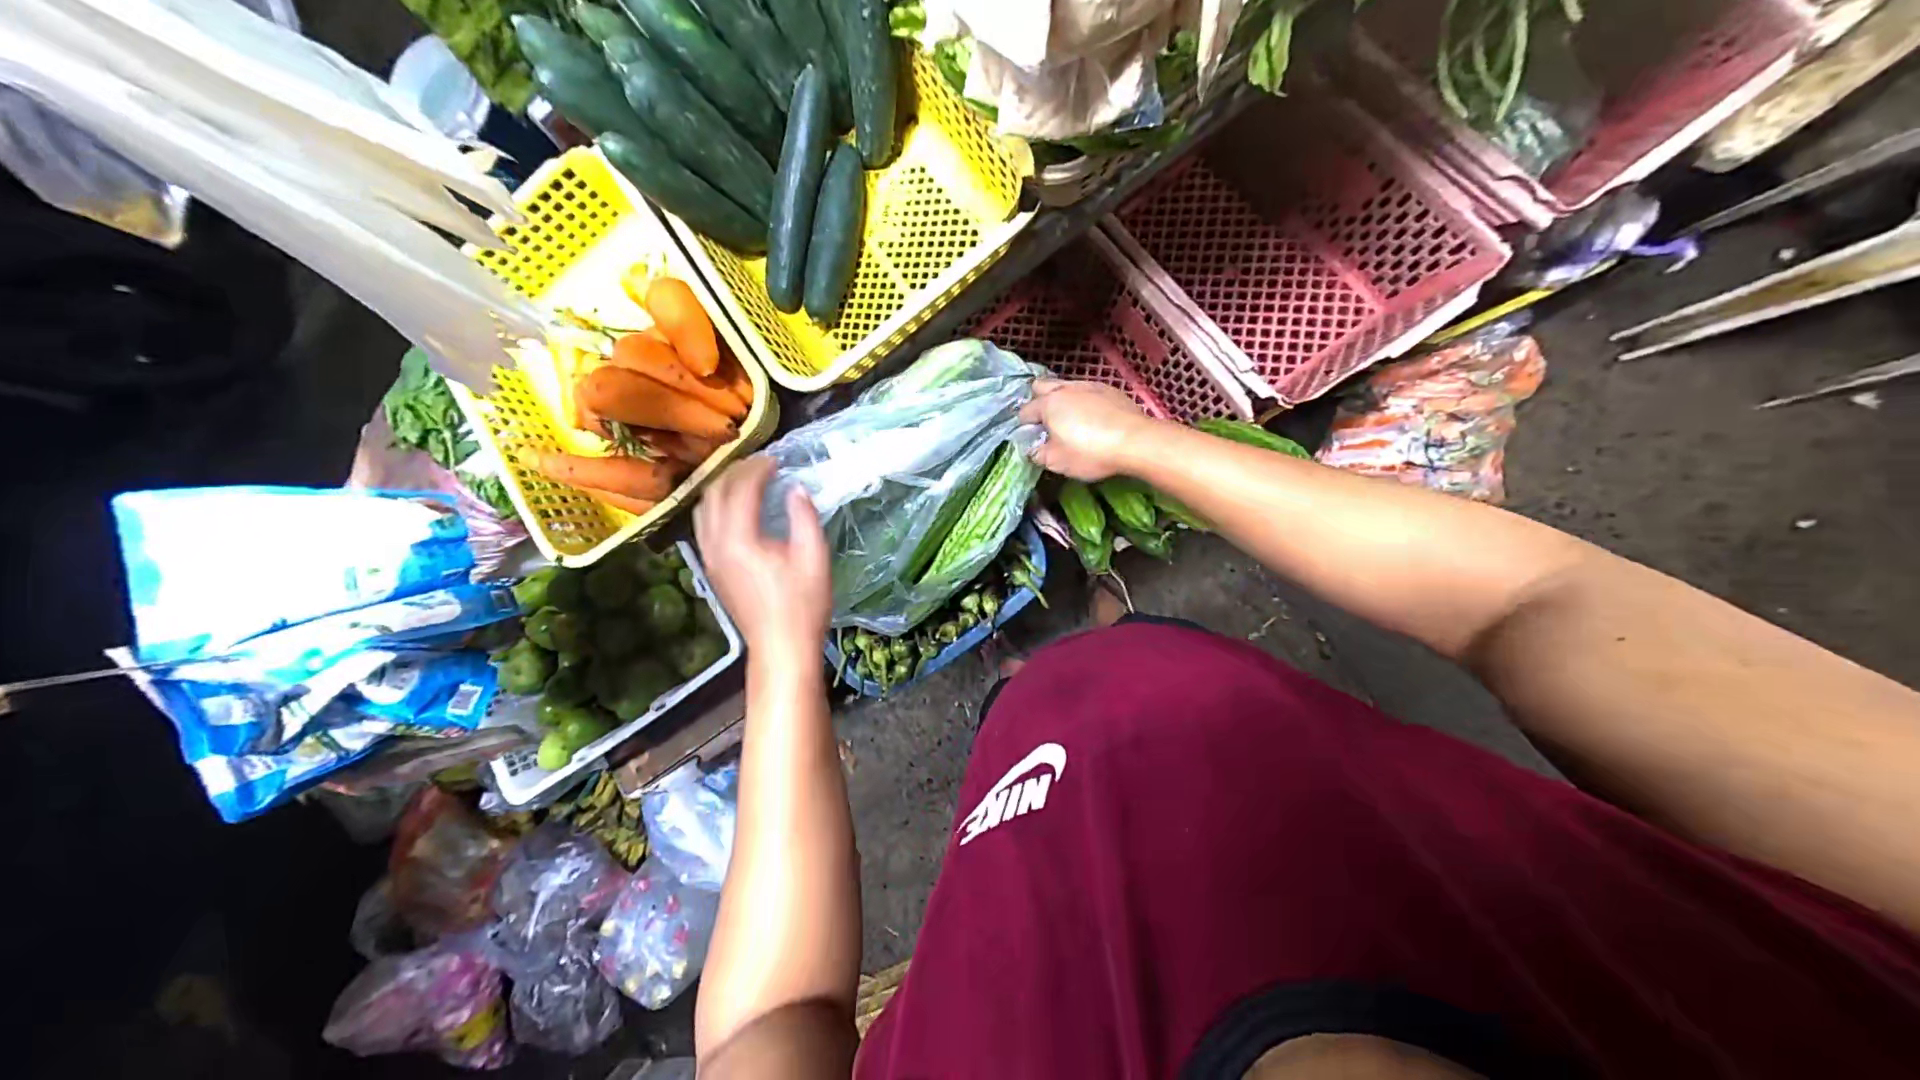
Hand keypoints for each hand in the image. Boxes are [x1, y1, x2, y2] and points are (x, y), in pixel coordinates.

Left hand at [694, 456, 830, 659]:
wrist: (781, 648)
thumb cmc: (802, 604)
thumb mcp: (813, 556)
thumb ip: (803, 516)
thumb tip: (795, 489)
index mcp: (739, 540)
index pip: (741, 489)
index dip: (758, 469)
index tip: (777, 460)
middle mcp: (715, 545)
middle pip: (714, 493)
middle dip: (737, 472)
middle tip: (762, 465)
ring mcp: (709, 558)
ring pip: (703, 508)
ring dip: (723, 487)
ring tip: (748, 481)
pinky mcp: (712, 569)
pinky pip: (704, 525)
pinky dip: (718, 507)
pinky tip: (738, 509)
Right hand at [1018, 379, 1154, 480]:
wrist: (1135, 441)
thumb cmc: (1090, 452)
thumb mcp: (1057, 462)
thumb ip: (1038, 454)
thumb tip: (1032, 449)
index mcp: (1048, 404)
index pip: (1025, 411)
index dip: (1023, 425)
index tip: (1029, 438)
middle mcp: (1065, 389)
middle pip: (1041, 386)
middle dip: (1037, 400)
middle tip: (1045, 422)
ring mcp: (1089, 386)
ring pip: (1066, 385)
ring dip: (1062, 399)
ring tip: (1069, 419)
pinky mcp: (1110, 390)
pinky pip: (1088, 391)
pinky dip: (1084, 401)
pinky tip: (1092, 417)